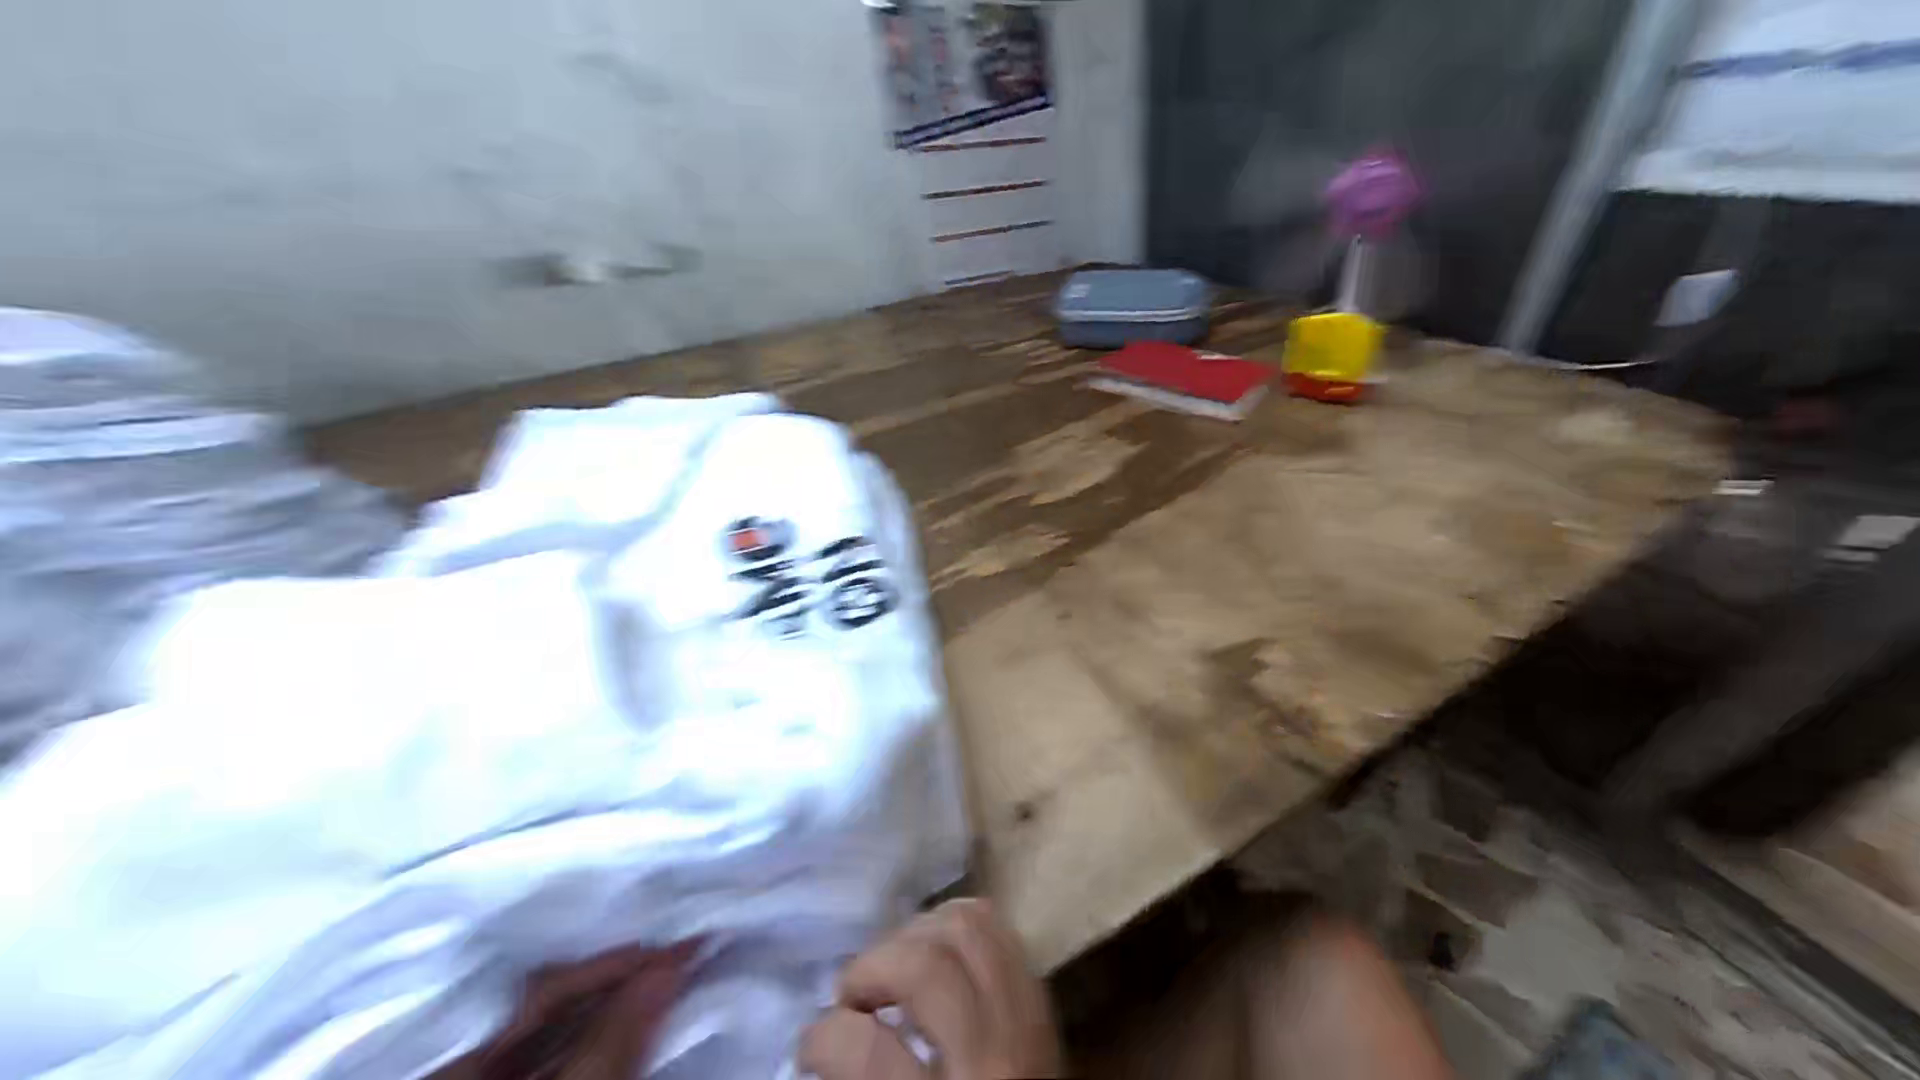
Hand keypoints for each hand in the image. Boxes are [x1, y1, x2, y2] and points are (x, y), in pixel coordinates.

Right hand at [800, 899, 1062, 1079]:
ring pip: (970, 929)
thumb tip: (822, 1035)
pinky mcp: (1042, 1007)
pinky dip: (959, 928)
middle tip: (852, 997)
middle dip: (874, 966)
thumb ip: (863, 1076)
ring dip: (917, 935)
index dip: (824, 1037)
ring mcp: (1028, 1026)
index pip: (870, 1050)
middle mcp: (996, 1059)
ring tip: (891, 968)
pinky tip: (932, 950)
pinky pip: (1001, 933)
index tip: (809, 1047)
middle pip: (928, 965)